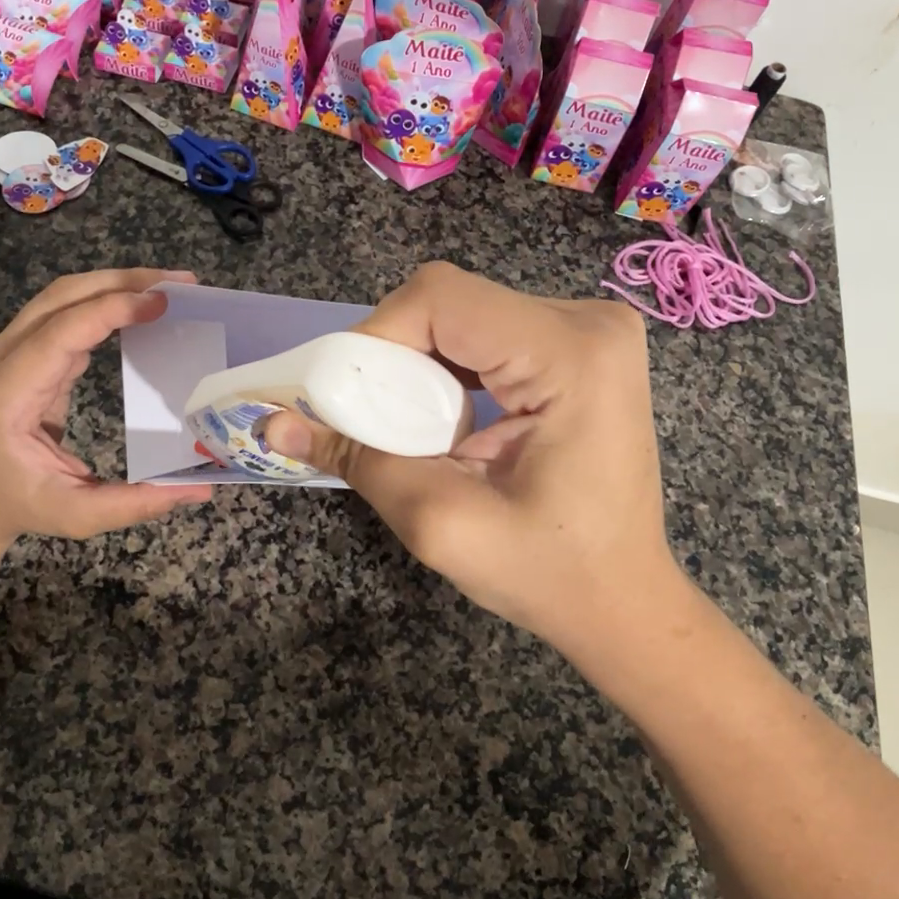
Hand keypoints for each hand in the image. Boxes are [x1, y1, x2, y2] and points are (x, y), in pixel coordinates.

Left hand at [0, 268, 212, 543]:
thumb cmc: (22, 501)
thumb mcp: (77, 514)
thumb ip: (134, 503)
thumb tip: (199, 489)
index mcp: (9, 395)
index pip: (59, 332)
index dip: (110, 310)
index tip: (160, 303)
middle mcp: (4, 359)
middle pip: (62, 296)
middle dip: (122, 281)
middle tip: (181, 284)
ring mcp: (12, 348)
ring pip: (64, 294)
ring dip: (116, 283)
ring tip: (170, 287)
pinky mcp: (28, 348)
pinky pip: (67, 309)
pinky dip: (107, 298)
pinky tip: (144, 306)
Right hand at [263, 262, 676, 647]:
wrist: (623, 600)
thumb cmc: (548, 574)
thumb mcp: (441, 523)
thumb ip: (358, 459)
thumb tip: (275, 422)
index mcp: (571, 356)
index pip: (441, 299)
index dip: (376, 338)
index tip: (346, 398)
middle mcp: (588, 324)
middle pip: (450, 301)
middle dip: (394, 356)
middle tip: (370, 421)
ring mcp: (590, 332)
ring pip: (463, 314)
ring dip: (418, 364)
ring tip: (404, 426)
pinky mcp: (580, 349)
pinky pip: (489, 334)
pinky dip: (449, 369)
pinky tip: (444, 419)